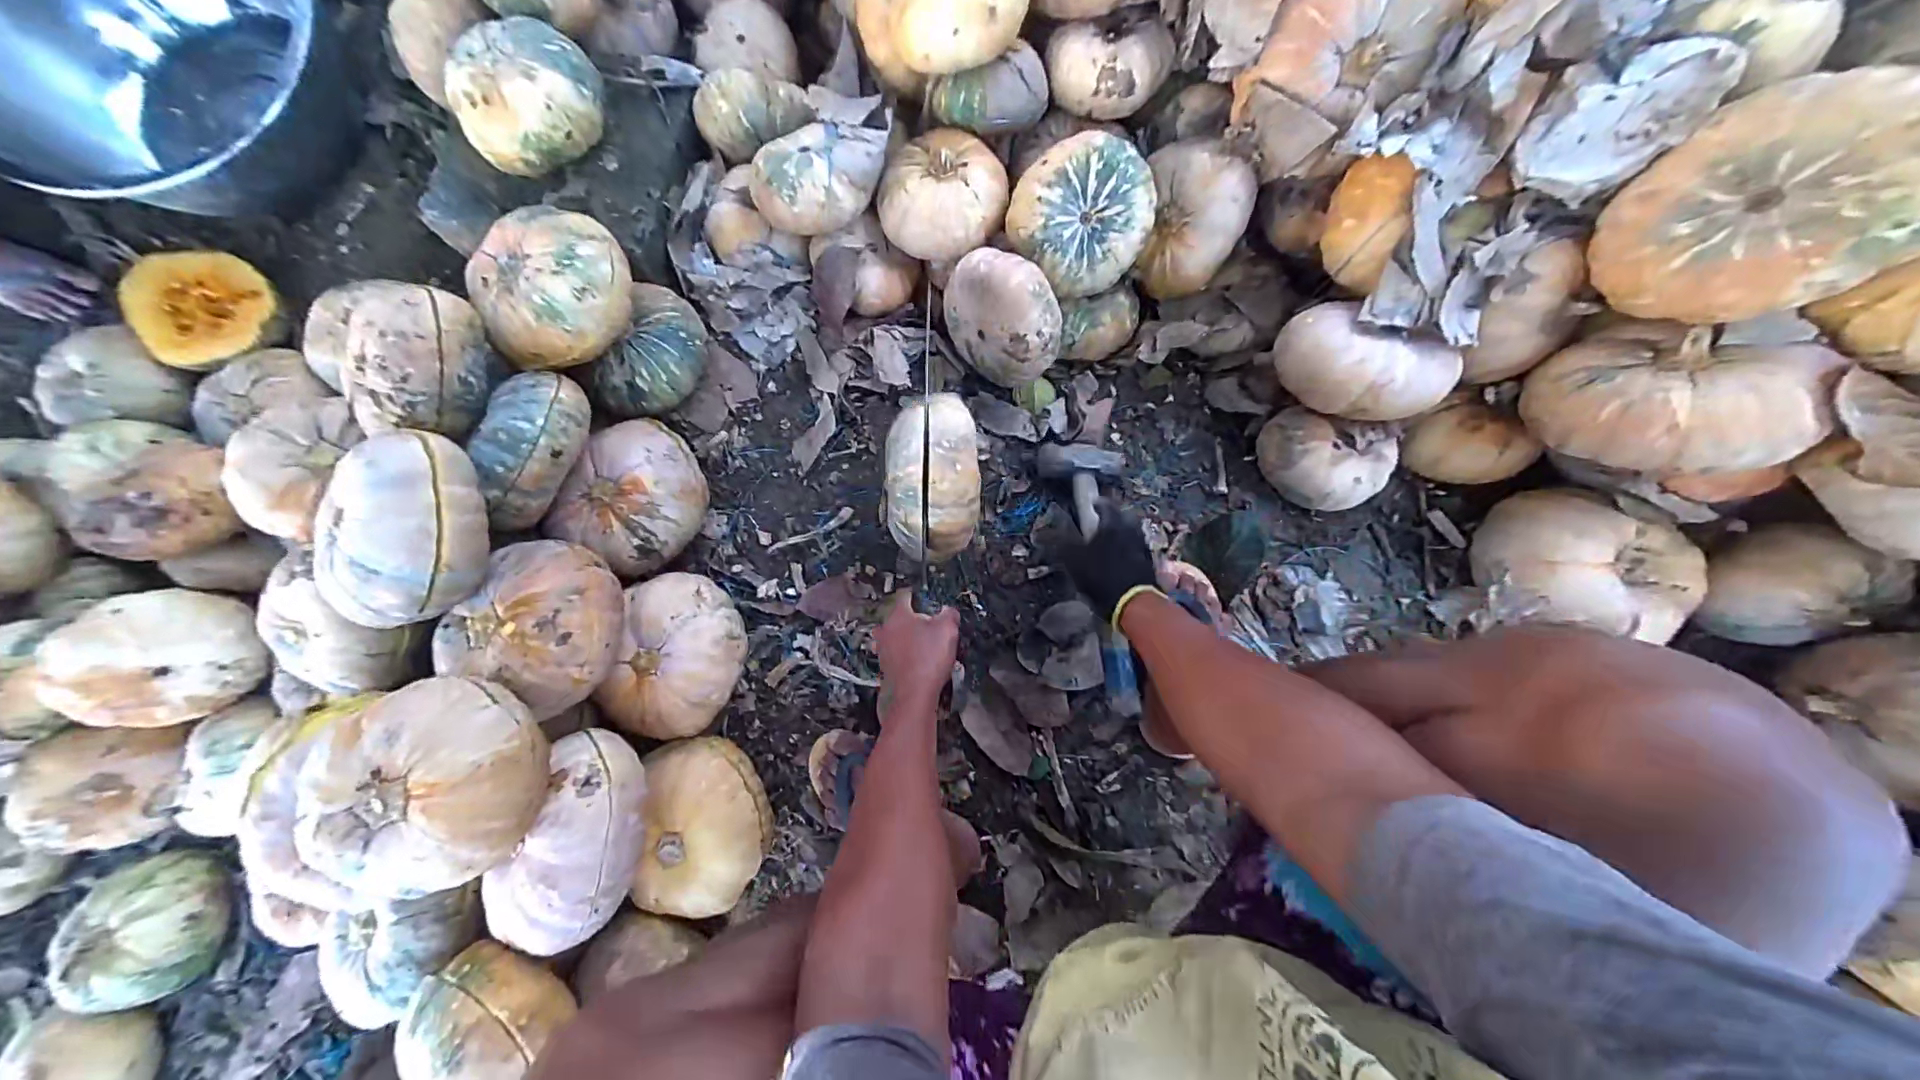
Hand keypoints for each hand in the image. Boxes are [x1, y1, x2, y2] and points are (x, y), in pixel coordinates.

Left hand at [874, 592, 958, 715]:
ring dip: (909, 639)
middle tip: (932, 627)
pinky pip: (897, 654)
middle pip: (900, 618)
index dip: (918, 596)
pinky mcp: (885, 667)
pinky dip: (907, 655)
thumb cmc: (929, 658)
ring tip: (928, 647)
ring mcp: (882, 649)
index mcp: (898, 614)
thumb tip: (947, 611)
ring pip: (897, 637)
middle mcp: (885, 629)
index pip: (905, 596)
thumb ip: (949, 614)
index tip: (926, 600)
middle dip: (914, 620)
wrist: (913, 695)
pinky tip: (921, 663)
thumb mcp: (948, 629)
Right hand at [1051, 498, 1156, 623]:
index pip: (1105, 505)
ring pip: (1130, 534)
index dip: (1097, 504)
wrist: (1132, 602)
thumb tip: (1041, 533)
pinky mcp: (1149, 564)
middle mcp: (1131, 530)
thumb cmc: (1100, 576)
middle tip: (1100, 524)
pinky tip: (1120, 561)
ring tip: (1109, 544)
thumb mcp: (1073, 560)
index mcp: (1113, 523)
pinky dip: (1127, 551)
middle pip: (1121, 518)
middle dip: (1110, 519)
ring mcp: (1142, 547)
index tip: (1091, 505)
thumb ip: (1059, 543)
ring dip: (1120, 536)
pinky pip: (1135, 550)